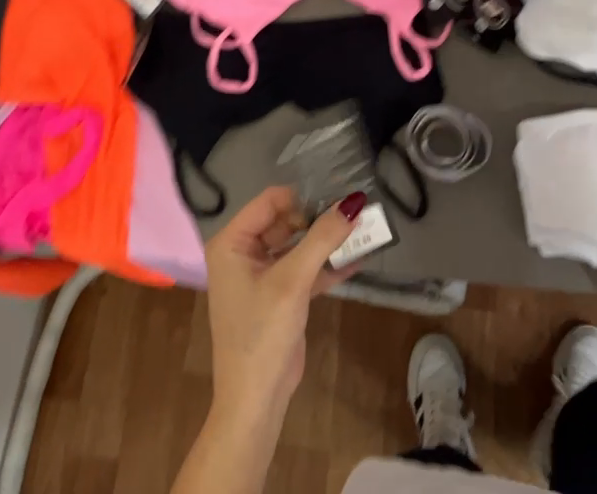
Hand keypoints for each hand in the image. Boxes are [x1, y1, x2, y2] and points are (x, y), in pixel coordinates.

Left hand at [202, 187, 361, 426]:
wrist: (257, 396)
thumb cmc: (263, 331)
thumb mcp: (293, 281)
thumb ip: (323, 238)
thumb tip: (353, 202)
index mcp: (232, 243)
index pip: (270, 201)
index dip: (303, 199)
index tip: (338, 204)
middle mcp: (243, 253)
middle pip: (285, 220)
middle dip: (319, 219)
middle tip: (356, 216)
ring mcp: (262, 274)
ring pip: (298, 244)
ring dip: (327, 242)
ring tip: (364, 231)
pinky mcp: (281, 295)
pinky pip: (305, 269)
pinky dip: (328, 265)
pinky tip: (360, 258)